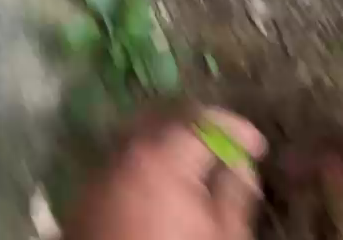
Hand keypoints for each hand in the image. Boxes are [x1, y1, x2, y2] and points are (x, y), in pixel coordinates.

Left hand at [64, 108, 267, 239]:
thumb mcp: (222, 235)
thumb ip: (236, 192)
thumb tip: (241, 164)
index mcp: (163, 153)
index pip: (205, 118)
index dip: (235, 127)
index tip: (256, 147)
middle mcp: (128, 150)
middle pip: (168, 115)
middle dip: (199, 125)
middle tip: (223, 145)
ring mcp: (102, 171)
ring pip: (140, 134)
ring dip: (169, 139)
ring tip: (192, 164)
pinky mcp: (86, 196)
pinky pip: (120, 160)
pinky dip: (144, 160)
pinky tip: (159, 184)